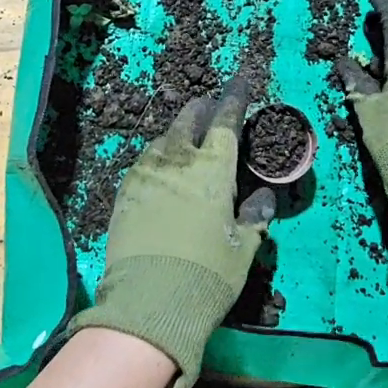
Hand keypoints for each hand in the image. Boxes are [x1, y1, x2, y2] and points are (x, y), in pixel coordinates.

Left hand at [70, 78, 265, 387]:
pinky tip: (161, 166)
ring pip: (163, 139)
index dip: (235, 100)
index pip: (226, 122)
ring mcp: (146, 175)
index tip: (240, 85)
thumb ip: (254, 218)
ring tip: (186, 136)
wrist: (148, 302)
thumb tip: (262, 198)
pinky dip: (158, 157)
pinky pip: (144, 162)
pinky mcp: (125, 193)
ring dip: (177, 132)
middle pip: (189, 120)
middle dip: (202, 108)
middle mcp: (177, 161)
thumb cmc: (206, 275)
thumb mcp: (242, 250)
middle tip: (210, 105)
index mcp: (212, 170)